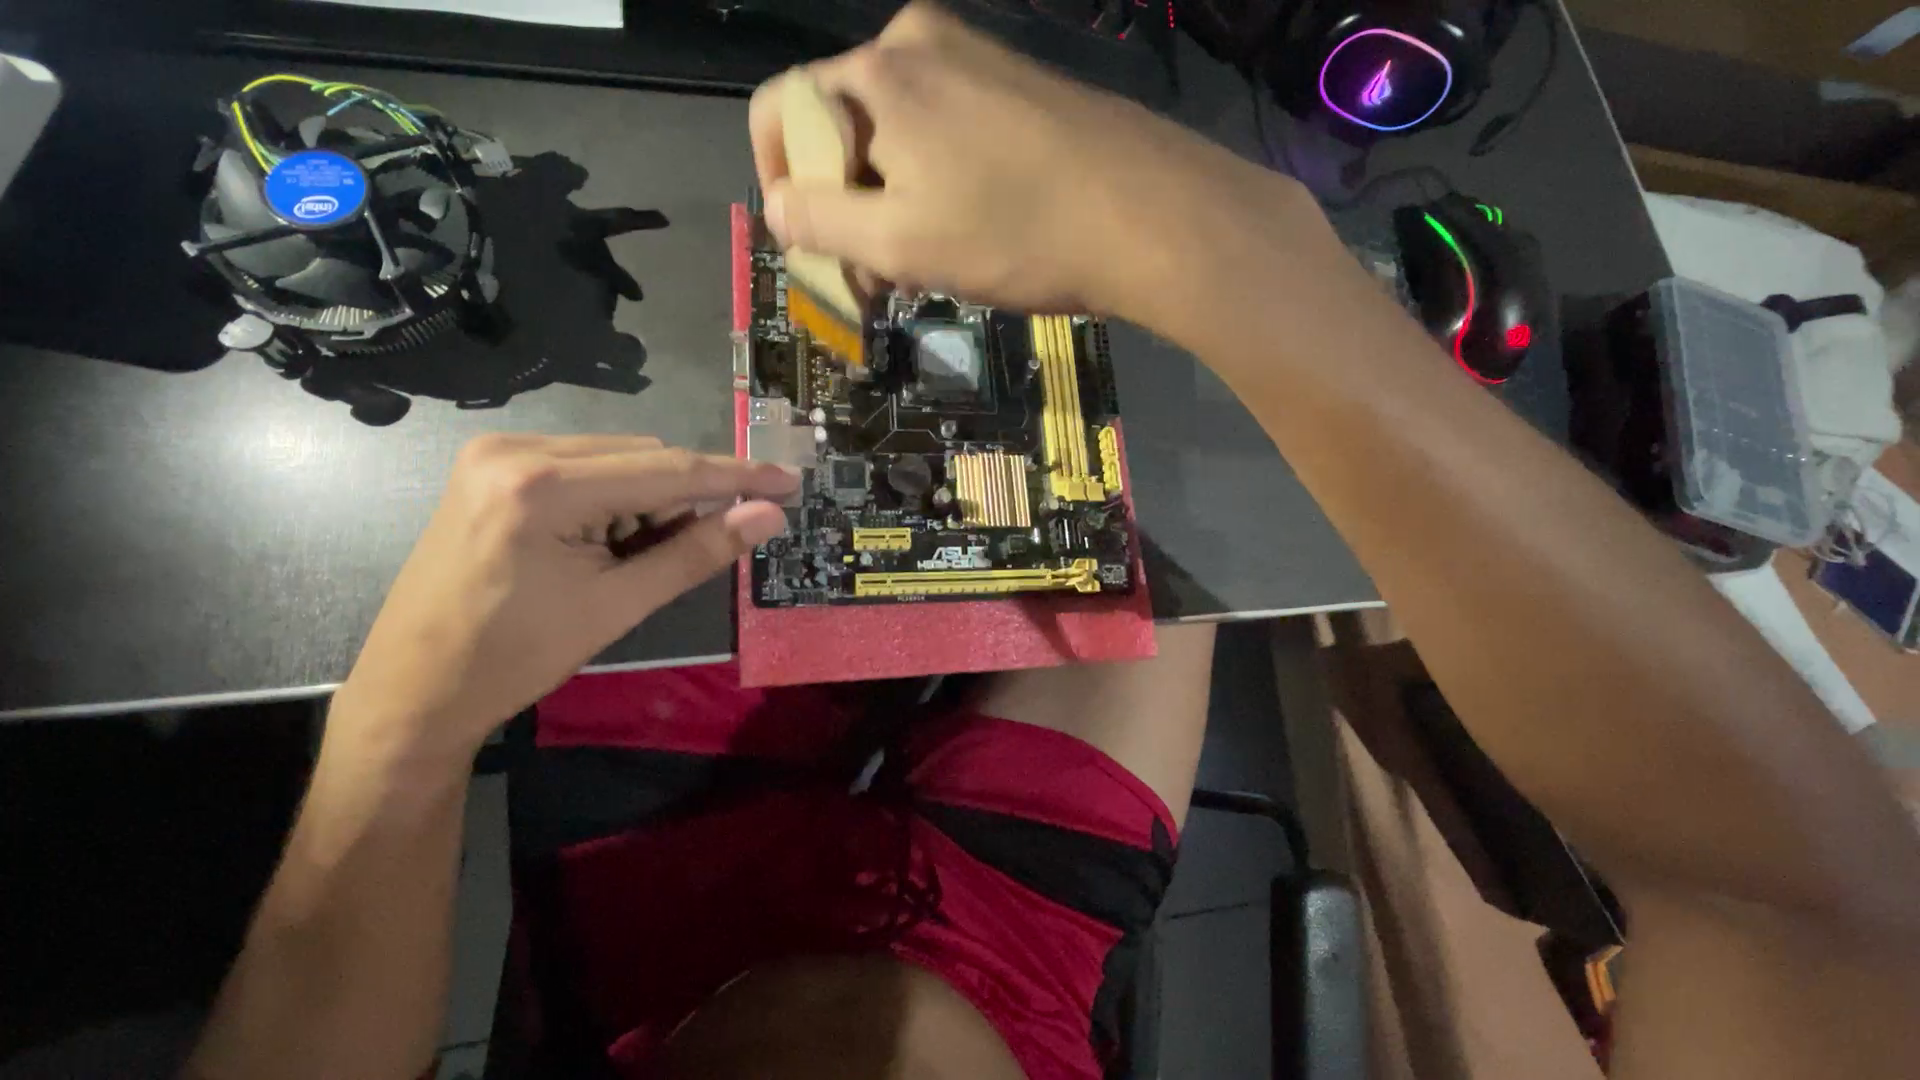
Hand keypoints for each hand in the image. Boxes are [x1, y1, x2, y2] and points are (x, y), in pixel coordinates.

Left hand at [332, 435, 795, 753]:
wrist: (415, 689)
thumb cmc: (516, 657)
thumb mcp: (617, 606)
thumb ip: (696, 552)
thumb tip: (768, 517)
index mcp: (545, 485)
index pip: (668, 470)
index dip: (737, 477)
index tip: (790, 482)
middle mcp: (517, 449)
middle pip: (643, 456)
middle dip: (684, 498)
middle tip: (696, 548)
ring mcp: (496, 453)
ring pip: (615, 458)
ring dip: (647, 498)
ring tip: (632, 558)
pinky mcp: (490, 467)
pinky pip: (581, 465)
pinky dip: (612, 496)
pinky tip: (604, 540)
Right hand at [748, 1, 1327, 331]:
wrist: (1149, 214)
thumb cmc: (1014, 232)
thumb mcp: (899, 243)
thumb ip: (818, 223)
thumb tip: (777, 204)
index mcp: (876, 72)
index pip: (779, 110)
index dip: (777, 183)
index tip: (810, 246)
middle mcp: (917, 42)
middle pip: (839, 125)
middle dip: (843, 205)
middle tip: (875, 276)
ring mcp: (973, 55)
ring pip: (893, 131)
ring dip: (890, 200)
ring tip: (926, 261)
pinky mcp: (1014, 82)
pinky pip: (942, 127)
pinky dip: (934, 178)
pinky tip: (968, 227)